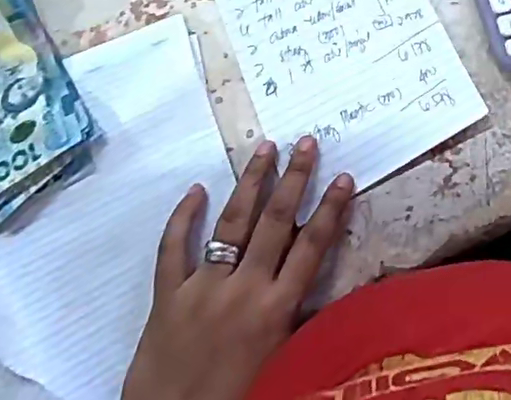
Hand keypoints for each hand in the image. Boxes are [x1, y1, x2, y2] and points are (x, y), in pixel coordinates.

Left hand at [123, 136, 354, 399]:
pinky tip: (196, 189)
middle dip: (294, 177)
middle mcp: (243, 290)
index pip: (312, 247)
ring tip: (265, 147)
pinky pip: (173, 249)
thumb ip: (300, 324)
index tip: (344, 176)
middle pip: (274, 221)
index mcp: (276, 311)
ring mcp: (202, 289)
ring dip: (251, 181)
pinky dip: (183, 217)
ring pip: (231, 222)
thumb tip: (325, 286)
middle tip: (307, 142)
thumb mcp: (282, 367)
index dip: (330, 209)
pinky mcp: (166, 297)